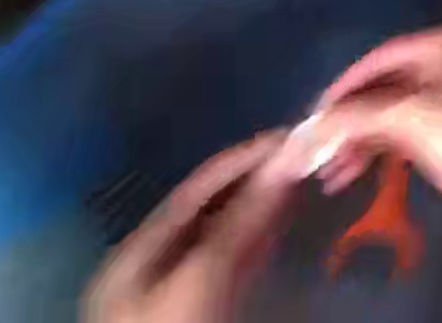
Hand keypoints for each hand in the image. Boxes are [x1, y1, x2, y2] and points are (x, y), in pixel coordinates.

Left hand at [83, 132, 295, 322]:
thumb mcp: (206, 277)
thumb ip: (246, 214)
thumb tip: (286, 156)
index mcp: (138, 252)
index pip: (198, 186)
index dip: (244, 157)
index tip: (291, 136)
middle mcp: (155, 263)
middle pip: (214, 206)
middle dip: (258, 180)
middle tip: (303, 155)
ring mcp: (180, 290)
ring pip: (229, 231)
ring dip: (264, 203)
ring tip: (302, 176)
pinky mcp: (206, 309)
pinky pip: (236, 259)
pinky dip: (262, 234)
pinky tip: (286, 215)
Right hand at [303, 25, 441, 199]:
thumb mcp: (409, 116)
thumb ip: (360, 115)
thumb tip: (315, 123)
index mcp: (432, 46)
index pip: (377, 60)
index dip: (343, 87)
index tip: (316, 113)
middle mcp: (433, 62)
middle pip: (378, 88)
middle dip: (347, 122)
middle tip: (317, 149)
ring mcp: (436, 92)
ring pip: (385, 112)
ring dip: (356, 141)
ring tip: (328, 175)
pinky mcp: (437, 121)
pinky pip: (396, 129)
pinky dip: (373, 150)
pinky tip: (347, 175)